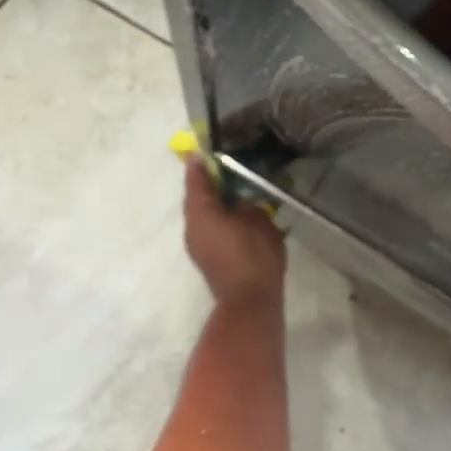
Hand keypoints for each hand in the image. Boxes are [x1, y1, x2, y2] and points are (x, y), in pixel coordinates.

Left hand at [182, 159, 286, 305]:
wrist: (250, 301)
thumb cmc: (253, 254)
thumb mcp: (258, 219)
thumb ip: (247, 203)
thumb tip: (241, 199)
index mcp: (201, 212)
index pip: (196, 180)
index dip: (201, 163)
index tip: (205, 149)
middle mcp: (192, 227)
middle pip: (196, 198)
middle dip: (208, 183)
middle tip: (225, 168)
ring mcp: (197, 245)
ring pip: (202, 215)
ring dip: (214, 202)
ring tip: (235, 191)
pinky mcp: (206, 258)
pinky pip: (208, 228)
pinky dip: (218, 218)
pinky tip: (237, 216)